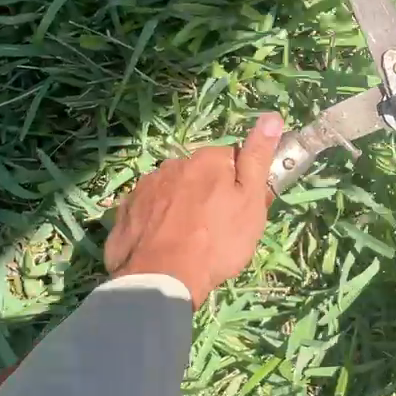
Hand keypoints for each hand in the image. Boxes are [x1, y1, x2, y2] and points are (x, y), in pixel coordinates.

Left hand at [105, 114, 284, 307]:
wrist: (162, 278)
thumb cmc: (218, 240)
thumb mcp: (251, 201)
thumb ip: (258, 158)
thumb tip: (271, 117)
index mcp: (206, 160)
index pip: (230, 160)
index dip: (240, 184)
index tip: (242, 209)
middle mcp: (172, 165)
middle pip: (199, 175)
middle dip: (208, 193)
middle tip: (218, 228)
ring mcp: (144, 188)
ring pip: (172, 192)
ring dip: (180, 206)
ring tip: (189, 240)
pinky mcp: (124, 213)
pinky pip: (148, 212)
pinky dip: (156, 223)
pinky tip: (163, 244)